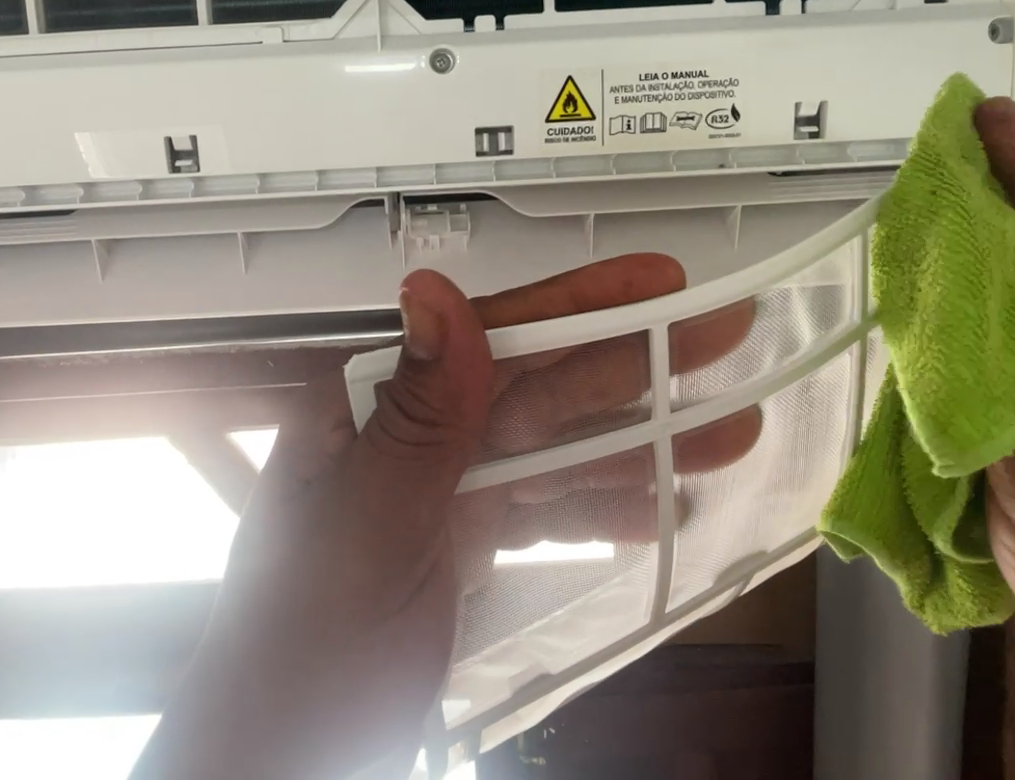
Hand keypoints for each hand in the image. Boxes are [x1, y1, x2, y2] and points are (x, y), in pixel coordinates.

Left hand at [134, 256, 759, 778]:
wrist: (290, 748)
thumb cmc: (305, 644)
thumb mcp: (363, 527)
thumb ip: (415, 418)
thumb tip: (435, 291)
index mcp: (373, 409)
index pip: (487, 339)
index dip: (579, 306)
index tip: (660, 280)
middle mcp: (412, 435)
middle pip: (536, 387)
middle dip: (633, 362)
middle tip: (722, 336)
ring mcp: (441, 488)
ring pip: (553, 449)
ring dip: (639, 441)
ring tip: (724, 432)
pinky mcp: (462, 540)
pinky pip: (544, 509)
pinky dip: (601, 507)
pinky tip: (659, 505)